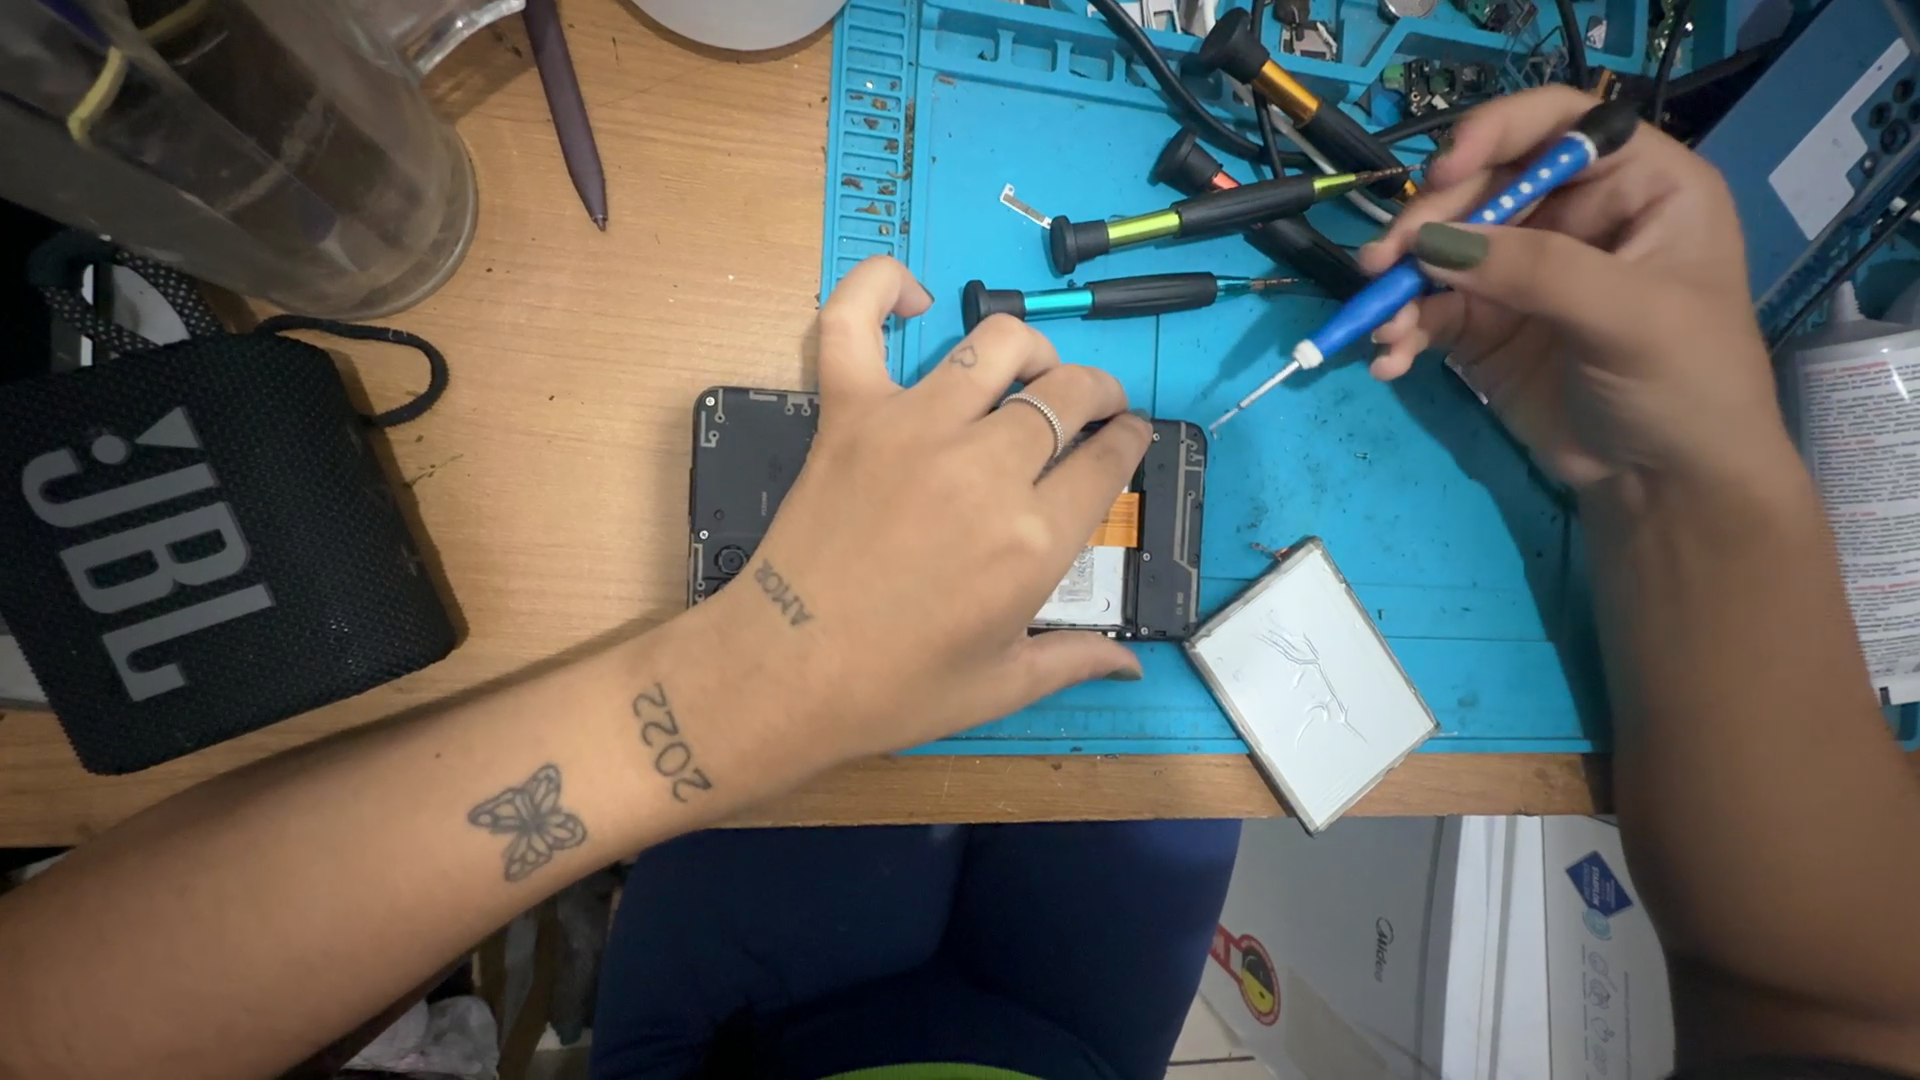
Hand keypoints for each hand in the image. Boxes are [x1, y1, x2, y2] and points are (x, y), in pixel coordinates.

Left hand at [694, 257, 1148, 772]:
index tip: (1126, 437)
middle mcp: (987, 467)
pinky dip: (879, 289)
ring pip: (997, 346)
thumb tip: (1134, 662)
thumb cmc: (895, 688)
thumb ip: (1075, 659)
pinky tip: (910, 297)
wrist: (784, 671)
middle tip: (1091, 405)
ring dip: (1029, 349)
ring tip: (1027, 369)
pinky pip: (854, 322)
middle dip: (1098, 391)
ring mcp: (914, 429)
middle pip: (1067, 392)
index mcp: (1035, 539)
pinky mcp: (850, 414)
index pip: (1109, 460)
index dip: (1129, 440)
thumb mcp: (1000, 686)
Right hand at [1363, 87, 1788, 491]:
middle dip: (1422, 227)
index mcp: (1633, 189)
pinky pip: (1425, 316)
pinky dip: (1401, 335)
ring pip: (1438, 257)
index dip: (1494, 135)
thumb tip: (1428, 244)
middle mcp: (1568, 222)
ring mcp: (1517, 277)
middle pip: (1477, 192)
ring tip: (1383, 329)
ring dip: (1399, 290)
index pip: (1557, 127)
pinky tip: (1390, 362)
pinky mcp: (1480, 328)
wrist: (1657, 478)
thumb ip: (1535, 271)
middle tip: (1379, 266)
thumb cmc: (1681, 382)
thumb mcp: (1626, 316)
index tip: (1438, 173)